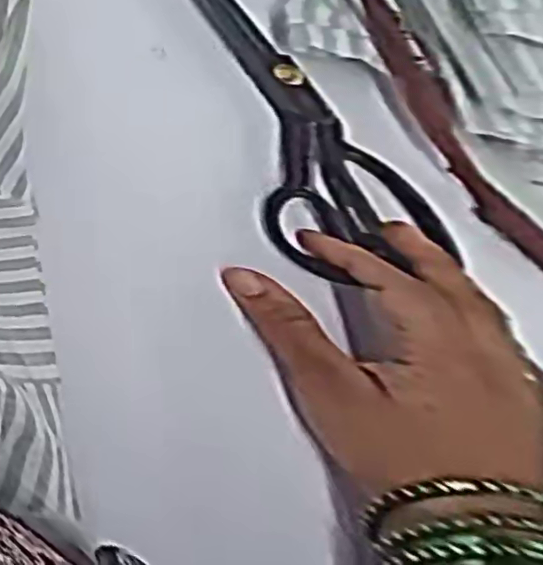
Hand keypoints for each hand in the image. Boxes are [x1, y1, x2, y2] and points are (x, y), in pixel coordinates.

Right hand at [224, 224, 542, 518]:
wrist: (476, 532)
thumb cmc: (413, 468)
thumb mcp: (330, 390)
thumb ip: (288, 328)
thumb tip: (248, 281)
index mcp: (443, 350)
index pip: (392, 281)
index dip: (348, 254)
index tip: (316, 240)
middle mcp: (490, 365)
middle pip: (456, 292)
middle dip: (419, 255)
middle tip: (391, 232)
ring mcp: (516, 393)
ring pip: (486, 320)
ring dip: (451, 285)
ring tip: (426, 268)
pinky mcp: (524, 417)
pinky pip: (503, 351)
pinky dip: (475, 324)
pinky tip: (463, 335)